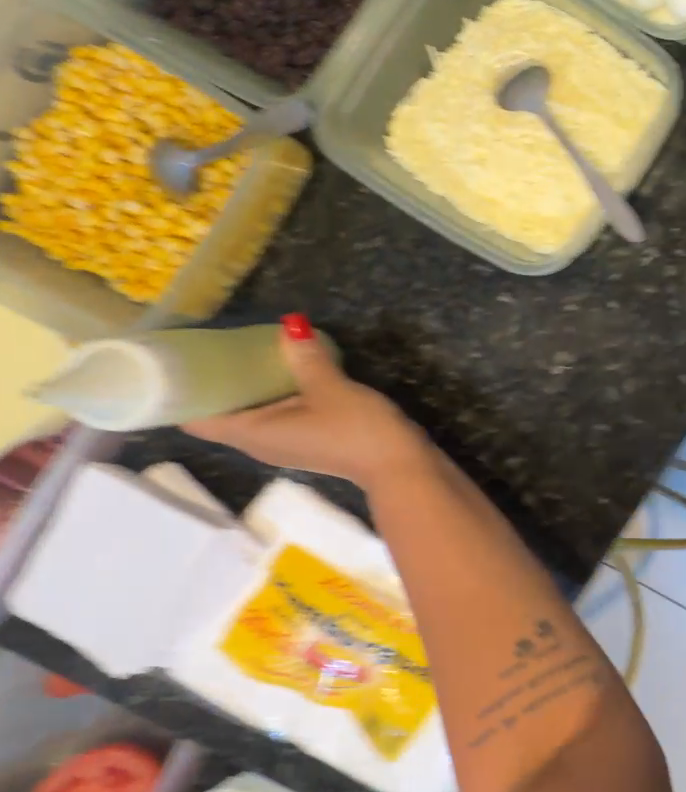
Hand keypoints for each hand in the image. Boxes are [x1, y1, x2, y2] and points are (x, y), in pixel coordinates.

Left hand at [183, 315, 430, 488]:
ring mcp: (285, 445)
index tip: (180, 364)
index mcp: (250, 433)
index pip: (194, 419)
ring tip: (257, 357)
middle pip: (221, 415)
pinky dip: (275, 398)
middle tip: (221, 349)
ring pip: (251, 416)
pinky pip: (276, 418)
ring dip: (250, 391)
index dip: (180, 395)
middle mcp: (258, 443)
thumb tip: (290, 325)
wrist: (400, 466)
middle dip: (219, 385)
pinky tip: (294, 378)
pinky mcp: (309, 443)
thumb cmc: (357, 431)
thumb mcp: (333, 389)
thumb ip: (309, 360)